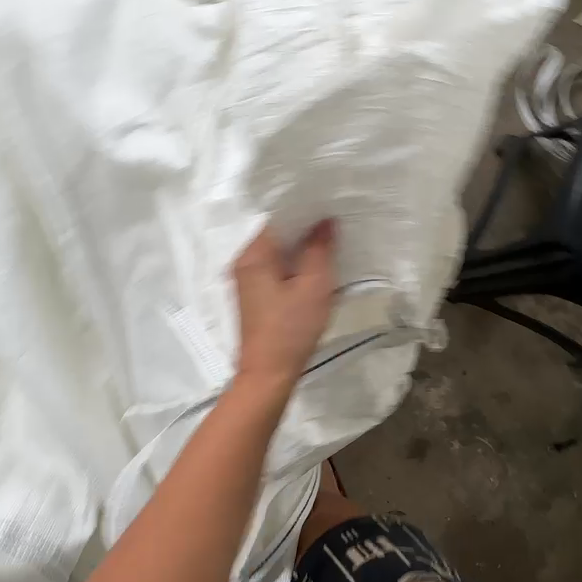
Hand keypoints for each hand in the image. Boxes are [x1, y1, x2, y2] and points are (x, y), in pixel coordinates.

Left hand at [232, 220, 337, 388]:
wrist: (268, 375)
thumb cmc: (291, 329)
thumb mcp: (315, 286)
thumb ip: (320, 248)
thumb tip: (325, 220)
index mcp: (253, 254)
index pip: (279, 217)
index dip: (305, 209)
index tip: (331, 205)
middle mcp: (244, 262)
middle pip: (277, 234)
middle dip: (306, 228)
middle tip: (337, 222)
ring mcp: (247, 280)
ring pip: (278, 252)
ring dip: (302, 248)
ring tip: (331, 242)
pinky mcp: (255, 296)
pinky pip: (276, 269)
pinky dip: (295, 265)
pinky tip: (316, 268)